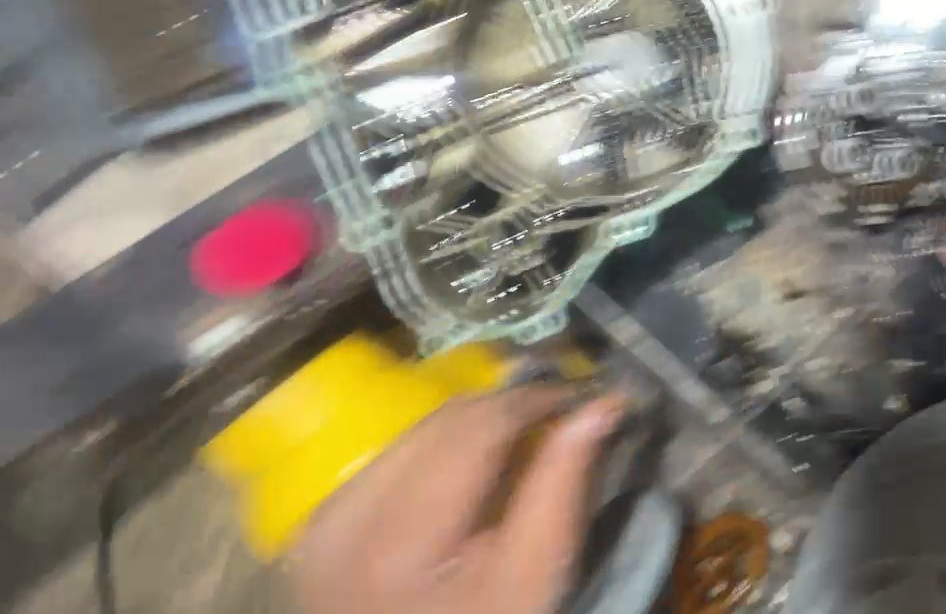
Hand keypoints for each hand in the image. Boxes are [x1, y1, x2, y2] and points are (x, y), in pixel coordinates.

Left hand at [294, 387, 623, 613]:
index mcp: (397, 538)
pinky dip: (447, 444)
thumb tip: (602, 403)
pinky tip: (475, 465)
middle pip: (447, 419)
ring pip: (423, 427)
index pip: (477, 426)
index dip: (537, 398)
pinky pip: (399, 450)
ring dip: (481, 421)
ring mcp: (325, 518)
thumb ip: (565, 481)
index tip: (582, 397)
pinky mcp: (323, 521)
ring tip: (523, 438)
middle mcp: (345, 517)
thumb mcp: (537, 569)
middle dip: (511, 406)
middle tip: (559, 415)